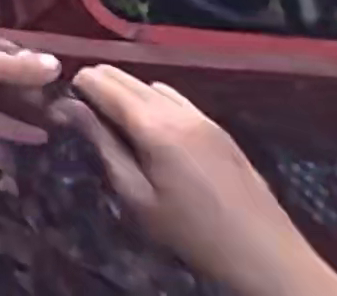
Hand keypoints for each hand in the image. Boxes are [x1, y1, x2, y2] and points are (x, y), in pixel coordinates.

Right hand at [65, 66, 336, 295]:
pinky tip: (153, 129)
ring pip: (146, 82)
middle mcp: (174, 108)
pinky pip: (172, 96)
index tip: (65, 106)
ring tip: (117, 121)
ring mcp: (199, 114)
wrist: (271, 260)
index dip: (77, 87)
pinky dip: (151, 99)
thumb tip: (68, 107)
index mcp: (152, 125)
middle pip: (121, 75)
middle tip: (84, 113)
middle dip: (97, 85)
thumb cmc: (194, 234)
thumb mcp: (137, 198)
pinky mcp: (216, 125)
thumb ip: (102, 146)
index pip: (100, 81)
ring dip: (124, 91)